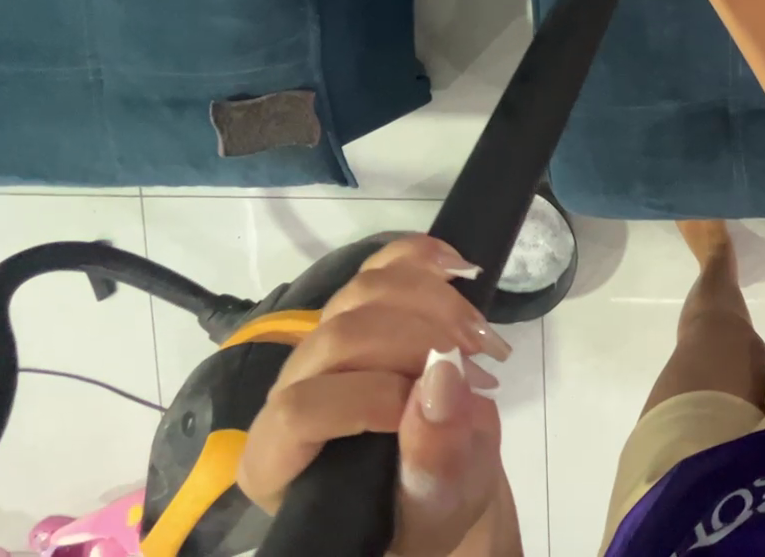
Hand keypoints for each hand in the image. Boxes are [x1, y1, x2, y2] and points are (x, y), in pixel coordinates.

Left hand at [238, 236, 511, 556]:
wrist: (445, 481)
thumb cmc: (430, 509)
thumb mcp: (439, 505)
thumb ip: (435, 457)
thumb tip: (440, 377)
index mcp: (281, 458)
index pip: (301, 409)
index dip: (372, 398)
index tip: (438, 409)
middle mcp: (292, 389)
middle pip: (342, 335)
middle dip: (424, 341)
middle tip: (482, 365)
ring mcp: (328, 341)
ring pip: (366, 290)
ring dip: (438, 303)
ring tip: (481, 338)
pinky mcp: (367, 308)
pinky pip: (384, 262)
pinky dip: (426, 256)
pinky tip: (462, 270)